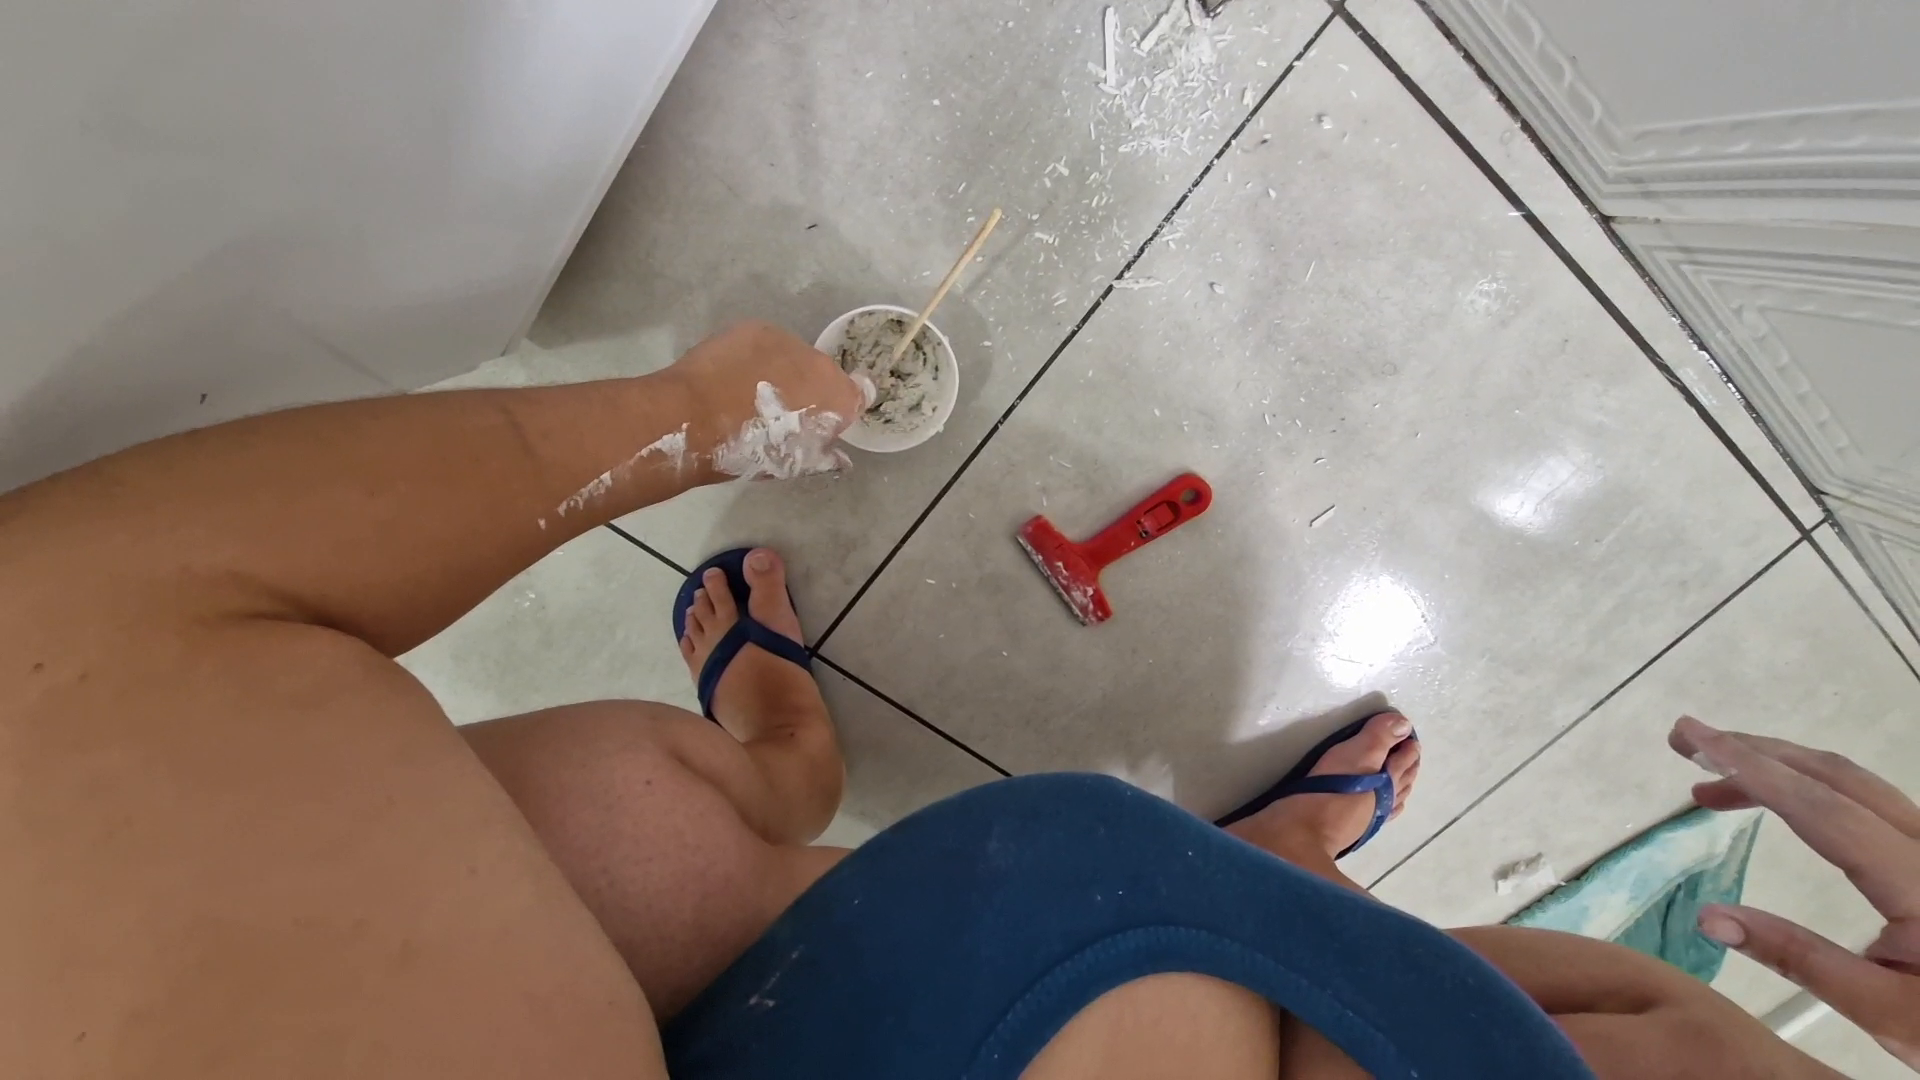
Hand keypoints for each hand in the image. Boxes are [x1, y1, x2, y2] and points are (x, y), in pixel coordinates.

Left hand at [666, 320, 872, 481]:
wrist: (694, 420)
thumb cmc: (749, 451)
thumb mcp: (792, 466)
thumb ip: (823, 456)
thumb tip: (840, 458)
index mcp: (838, 399)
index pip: (858, 396)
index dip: (839, 408)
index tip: (818, 421)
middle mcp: (821, 364)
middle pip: (824, 374)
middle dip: (809, 390)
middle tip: (780, 411)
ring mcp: (788, 341)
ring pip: (794, 357)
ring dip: (783, 371)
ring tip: (751, 392)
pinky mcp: (757, 328)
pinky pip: (766, 344)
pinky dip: (756, 357)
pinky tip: (734, 375)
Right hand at [1671, 716, 1919, 1068]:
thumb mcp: (1890, 1014)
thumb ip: (1802, 960)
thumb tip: (1708, 916)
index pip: (1823, 809)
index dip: (1752, 768)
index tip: (1691, 735)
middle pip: (1838, 780)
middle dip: (1754, 752)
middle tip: (1684, 742)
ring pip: (1852, 785)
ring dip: (1775, 767)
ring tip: (1710, 779)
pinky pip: (1864, 801)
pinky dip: (1804, 786)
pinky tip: (1771, 801)